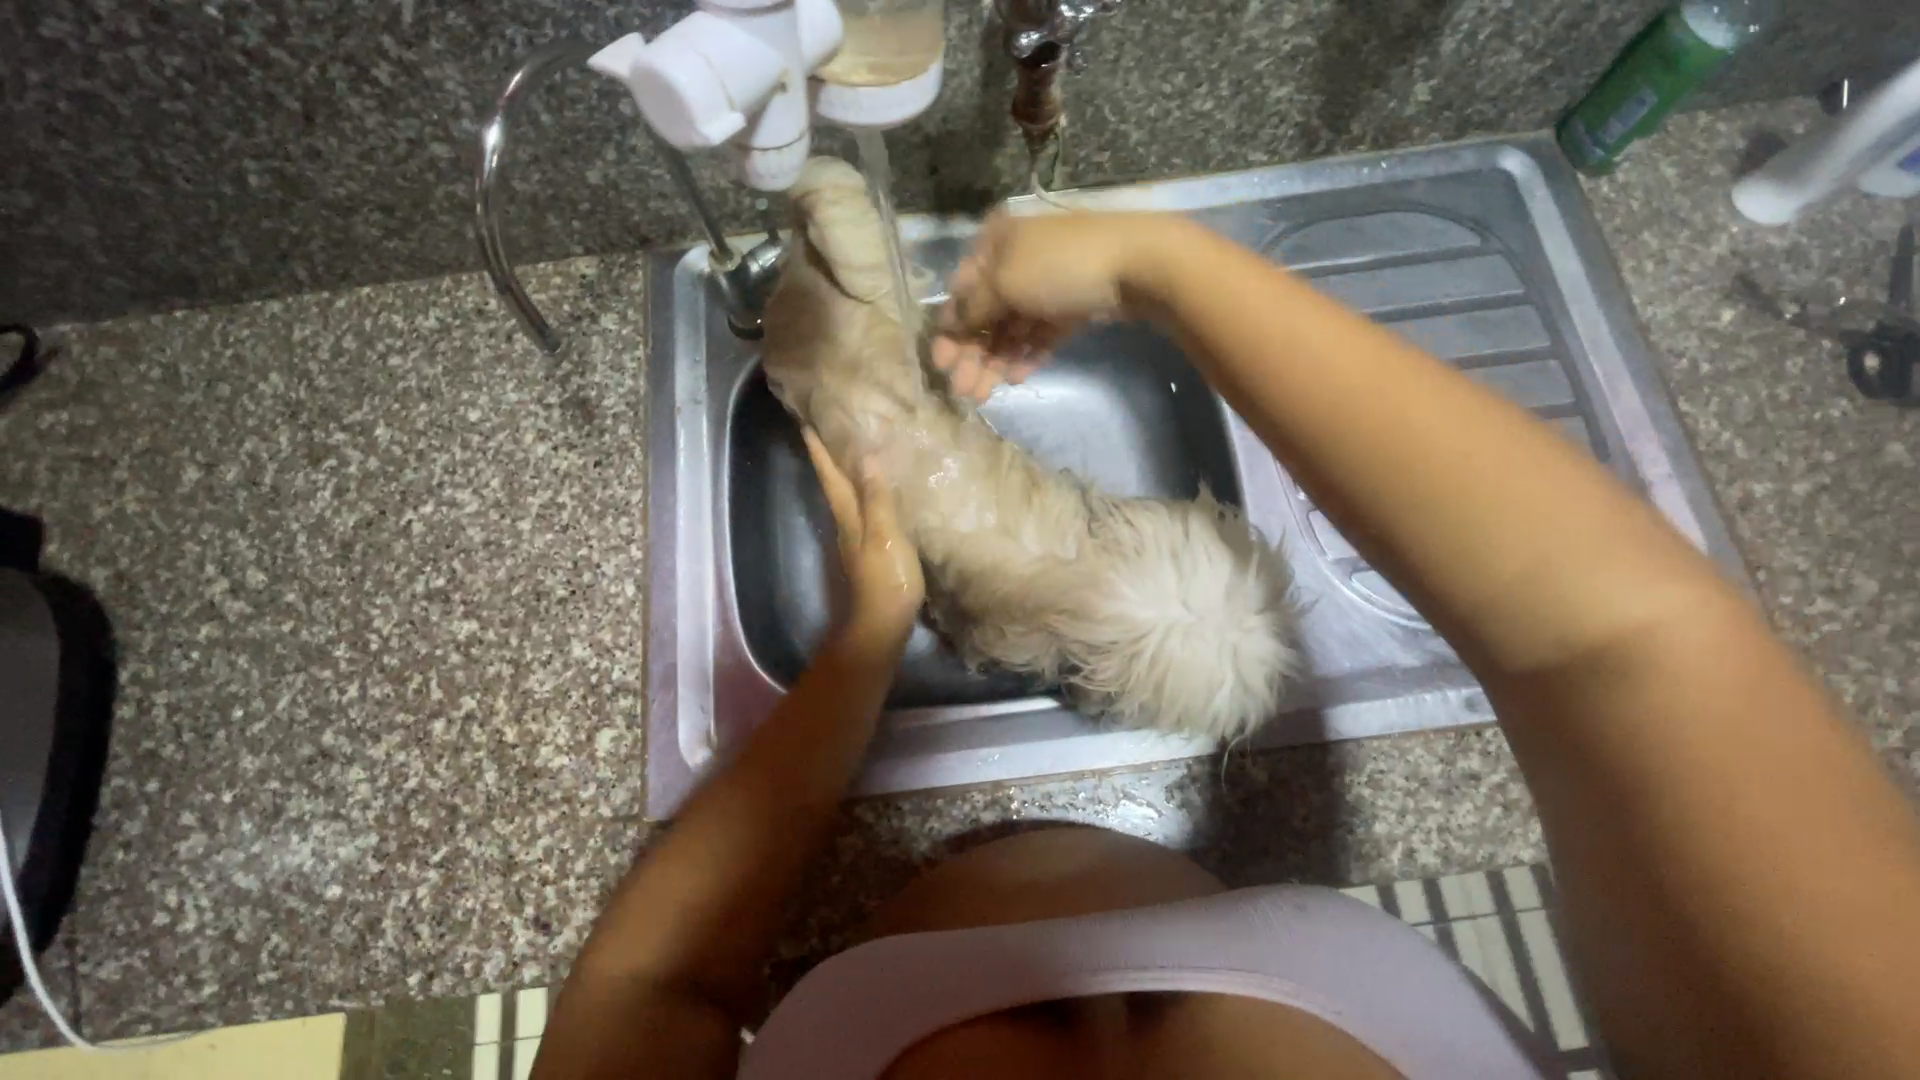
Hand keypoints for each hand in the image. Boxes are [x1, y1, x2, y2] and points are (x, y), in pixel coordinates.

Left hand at [801, 427, 925, 658]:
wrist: (884, 626)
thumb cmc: (886, 580)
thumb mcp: (885, 535)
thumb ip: (877, 498)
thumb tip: (866, 456)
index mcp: (848, 518)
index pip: (831, 477)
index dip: (820, 451)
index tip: (806, 424)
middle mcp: (847, 526)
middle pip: (835, 486)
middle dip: (830, 459)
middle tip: (829, 430)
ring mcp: (858, 542)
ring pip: (848, 500)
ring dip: (848, 477)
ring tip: (855, 454)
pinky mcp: (871, 554)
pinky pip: (865, 515)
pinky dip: (867, 497)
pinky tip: (879, 496)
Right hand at [931, 210, 1186, 401]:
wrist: (1136, 266)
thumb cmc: (1058, 266)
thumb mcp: (1004, 282)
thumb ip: (971, 307)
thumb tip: (948, 323)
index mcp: (996, 242)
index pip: (962, 291)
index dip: (951, 331)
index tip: (942, 366)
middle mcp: (1017, 259)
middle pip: (986, 314)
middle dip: (973, 354)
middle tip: (963, 391)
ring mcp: (1046, 283)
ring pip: (1012, 327)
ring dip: (996, 360)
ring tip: (986, 394)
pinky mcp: (1070, 305)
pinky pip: (1040, 333)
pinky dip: (1027, 354)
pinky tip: (1016, 378)